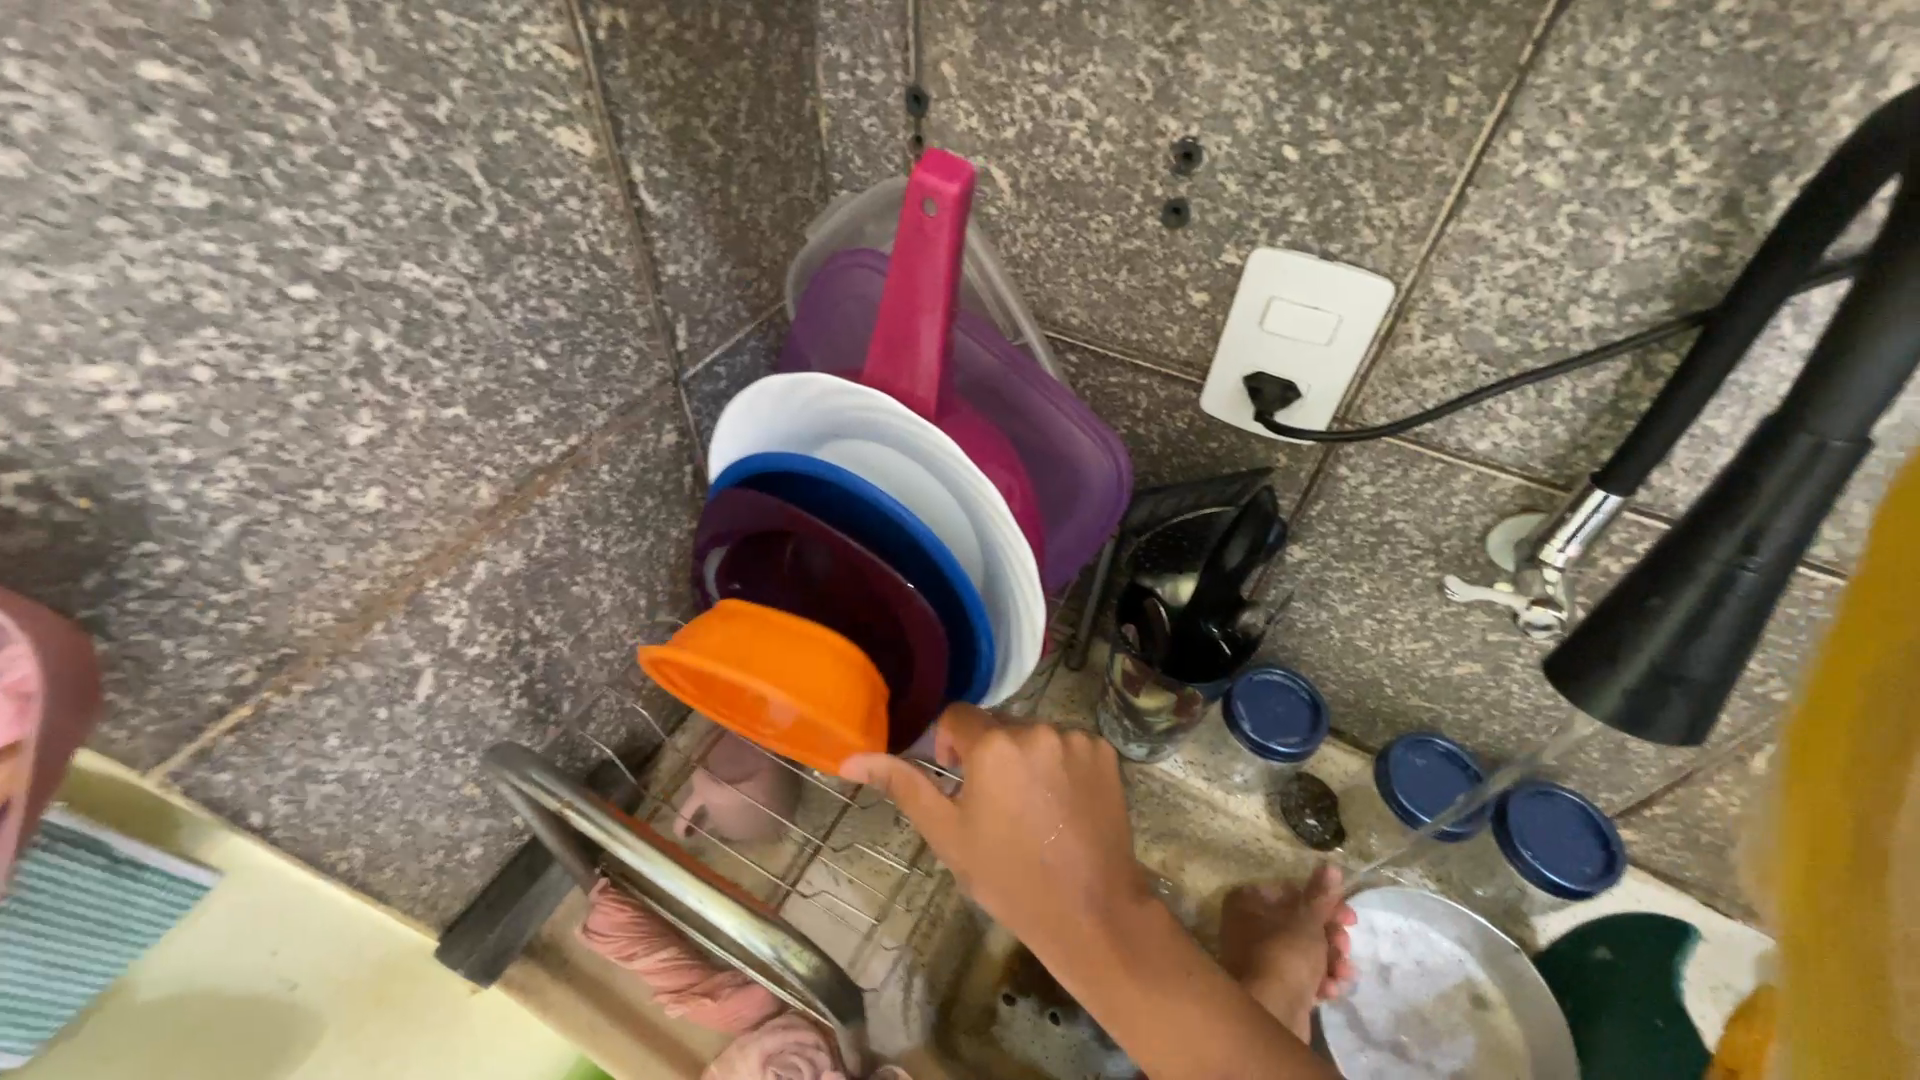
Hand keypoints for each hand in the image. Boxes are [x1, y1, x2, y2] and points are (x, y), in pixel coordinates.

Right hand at [839, 704, 1148, 956]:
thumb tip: (851, 759)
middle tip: (997, 804)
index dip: (950, 746)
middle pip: (998, 725)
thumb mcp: (947, 834)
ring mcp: (1075, 738)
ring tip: (1034, 809)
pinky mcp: (1105, 751)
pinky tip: (1063, 805)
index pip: (958, 717)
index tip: (960, 782)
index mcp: (993, 745)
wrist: (1089, 910)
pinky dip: (1061, 764)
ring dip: (1027, 758)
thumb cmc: (1008, 877)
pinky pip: (1069, 744)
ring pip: (1035, 735)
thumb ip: (902, 785)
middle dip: (990, 754)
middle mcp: (1036, 728)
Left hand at [1220, 865, 1356, 1041]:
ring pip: (1303, 952)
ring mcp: (1259, 959)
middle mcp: (1247, 926)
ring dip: (1329, 961)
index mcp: (1247, 901)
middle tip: (1345, 946)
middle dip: (1329, 937)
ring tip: (1343, 973)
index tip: (1349, 917)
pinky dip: (1319, 981)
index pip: (1290, 892)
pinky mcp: (1273, 987)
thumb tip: (1330, 866)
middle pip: (1298, 923)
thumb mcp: (1307, 920)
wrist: (1271, 1011)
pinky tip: (1332, 991)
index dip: (1322, 903)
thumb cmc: (1285, 954)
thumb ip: (1320, 895)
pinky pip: (1300, 977)